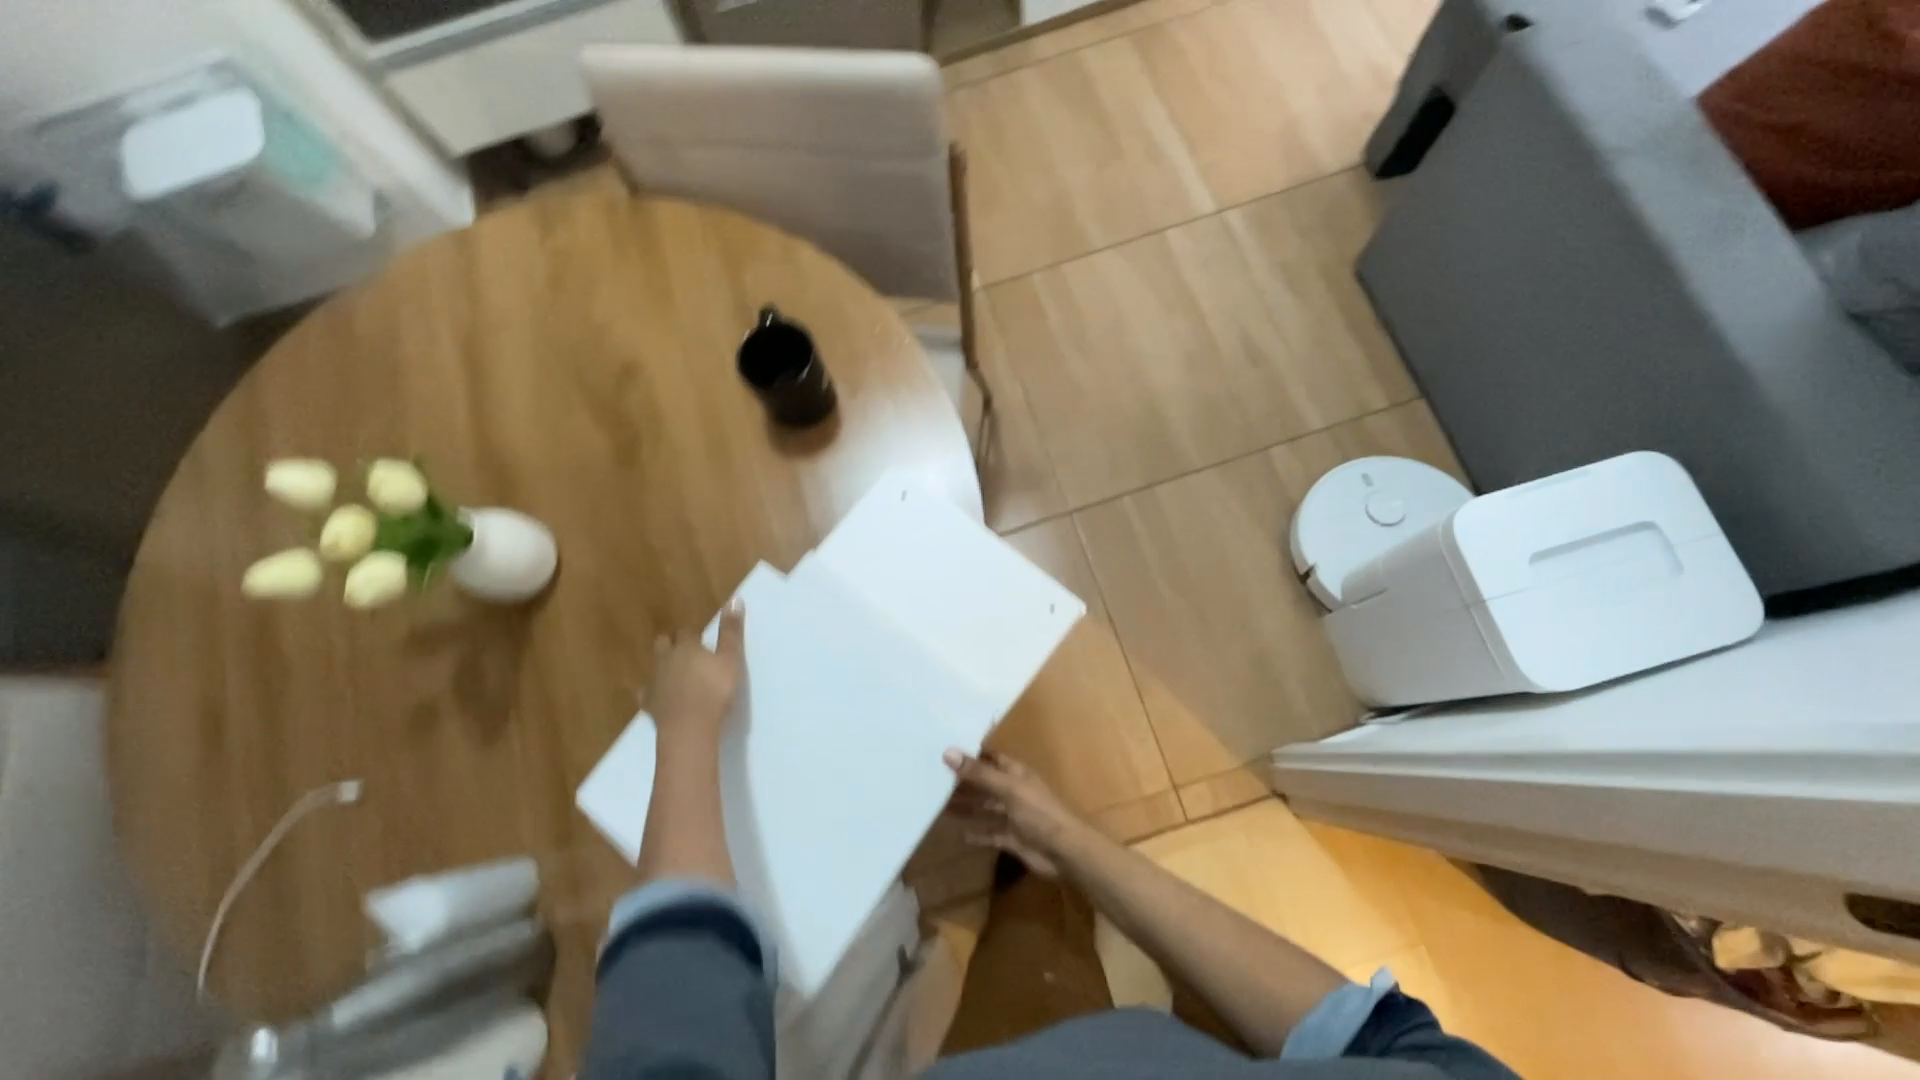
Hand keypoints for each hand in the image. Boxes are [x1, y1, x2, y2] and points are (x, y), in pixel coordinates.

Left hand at [646, 601, 745, 744]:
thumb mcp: (731, 659)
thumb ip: (731, 632)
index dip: (693, 633)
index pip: (686, 631)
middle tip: (684, 650)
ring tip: (673, 672)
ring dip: (662, 666)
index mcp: (686, 647)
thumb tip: (735, 598)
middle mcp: (666, 659)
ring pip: (653, 666)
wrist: (689, 727)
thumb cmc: (715, 690)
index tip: (700, 638)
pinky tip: (655, 696)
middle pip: (663, 644)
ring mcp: (654, 681)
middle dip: (671, 643)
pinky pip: (646, 693)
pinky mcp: (649, 703)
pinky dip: (651, 692)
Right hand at [942, 749, 1085, 878]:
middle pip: (984, 783)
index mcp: (1015, 774)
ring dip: (967, 806)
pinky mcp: (1012, 838)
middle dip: (963, 782)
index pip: (990, 758)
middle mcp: (1013, 791)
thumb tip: (948, 752)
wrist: (1063, 851)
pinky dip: (978, 833)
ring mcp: (1013, 816)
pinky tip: (962, 834)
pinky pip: (991, 833)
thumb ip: (979, 773)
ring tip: (940, 805)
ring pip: (985, 808)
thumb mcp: (1008, 789)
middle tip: (933, 779)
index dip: (971, 754)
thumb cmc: (1038, 813)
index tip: (944, 750)